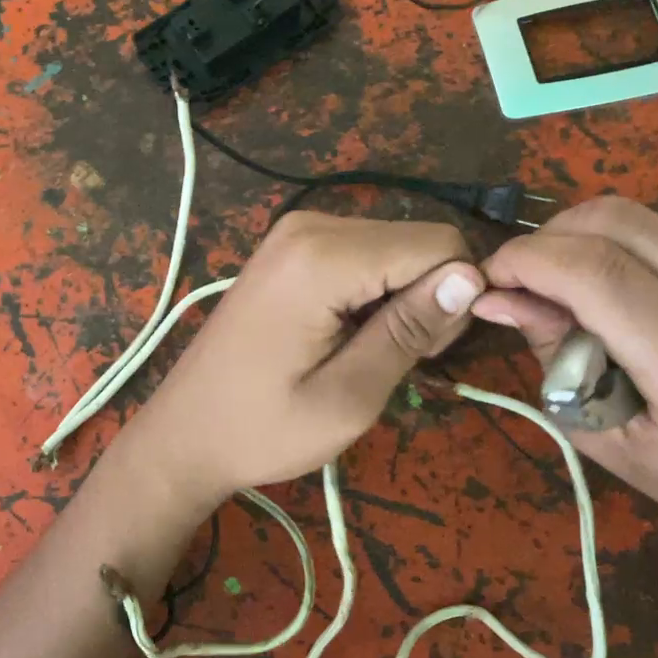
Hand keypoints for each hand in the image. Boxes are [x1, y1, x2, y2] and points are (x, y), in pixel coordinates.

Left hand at [122, 212, 484, 506]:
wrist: (186, 433)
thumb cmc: (263, 428)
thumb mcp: (349, 396)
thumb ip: (410, 330)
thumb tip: (471, 276)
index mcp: (323, 256)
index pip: (439, 244)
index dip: (454, 299)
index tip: (427, 355)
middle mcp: (312, 225)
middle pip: (417, 241)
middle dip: (429, 297)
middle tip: (396, 360)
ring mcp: (297, 232)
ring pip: (395, 247)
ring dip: (402, 297)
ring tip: (367, 352)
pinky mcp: (292, 247)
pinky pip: (363, 253)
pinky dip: (373, 291)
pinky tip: (347, 334)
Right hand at [471, 197, 657, 553]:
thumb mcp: (599, 432)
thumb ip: (550, 353)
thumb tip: (491, 294)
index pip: (604, 281)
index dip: (532, 261)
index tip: (492, 273)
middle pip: (622, 226)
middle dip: (550, 238)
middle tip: (520, 273)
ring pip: (641, 220)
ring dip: (585, 243)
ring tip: (575, 292)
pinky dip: (625, 248)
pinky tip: (630, 291)